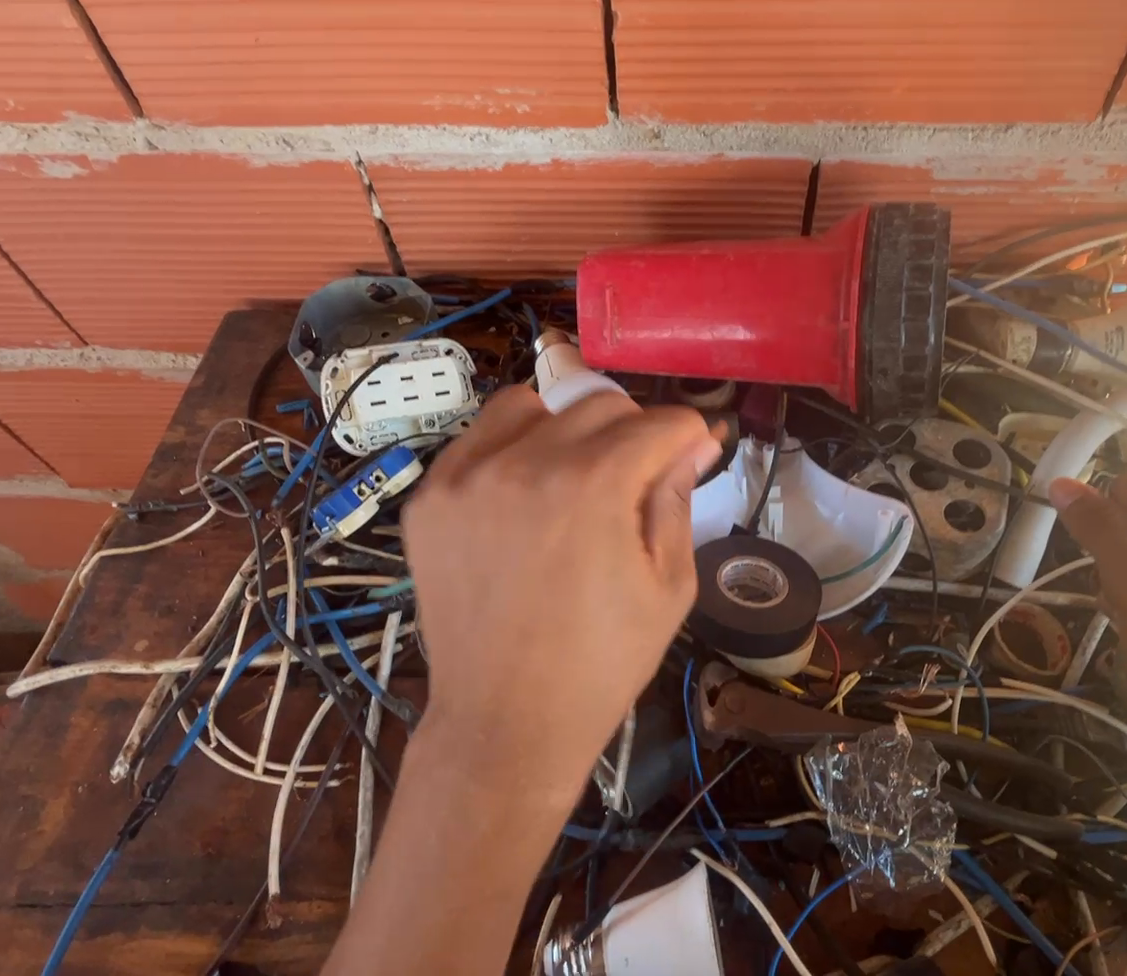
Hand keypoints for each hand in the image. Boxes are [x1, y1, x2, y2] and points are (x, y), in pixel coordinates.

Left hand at [402, 386, 719, 789]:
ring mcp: (466, 476)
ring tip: (575, 474)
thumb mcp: (669, 586)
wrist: (506, 723)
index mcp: (593, 486)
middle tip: (639, 471)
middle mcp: (524, 462)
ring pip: (532, 404)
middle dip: (634, 429)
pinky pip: (479, 439)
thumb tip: (696, 443)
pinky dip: (510, 449)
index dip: (687, 434)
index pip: (658, 423)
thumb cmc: (601, 663)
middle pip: (599, 402)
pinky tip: (523, 493)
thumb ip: (678, 499)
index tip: (693, 449)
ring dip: (566, 426)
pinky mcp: (430, 498)